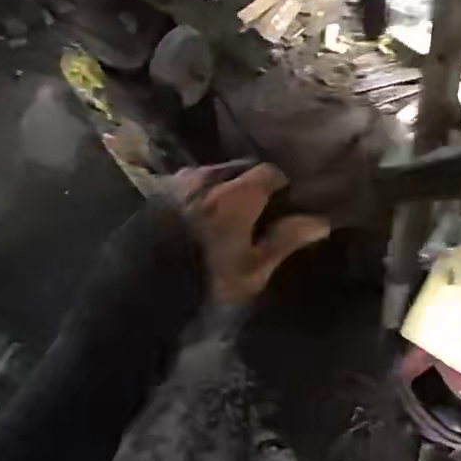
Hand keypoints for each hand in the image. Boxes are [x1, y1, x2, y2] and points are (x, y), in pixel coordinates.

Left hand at [168, 162, 330, 306]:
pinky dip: (202, 195)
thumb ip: (285, 239)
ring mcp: (177, 183)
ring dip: (225, 187)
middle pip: (240, 168)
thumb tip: (320, 221)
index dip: (282, 185)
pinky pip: (189, 184)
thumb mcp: (253, 269)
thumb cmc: (206, 281)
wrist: (140, 292)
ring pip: (213, 174)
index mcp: (235, 194)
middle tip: (259, 210)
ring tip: (230, 214)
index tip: (287, 203)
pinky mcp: (157, 193)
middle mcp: (206, 177)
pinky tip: (201, 218)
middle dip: (253, 184)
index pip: (270, 171)